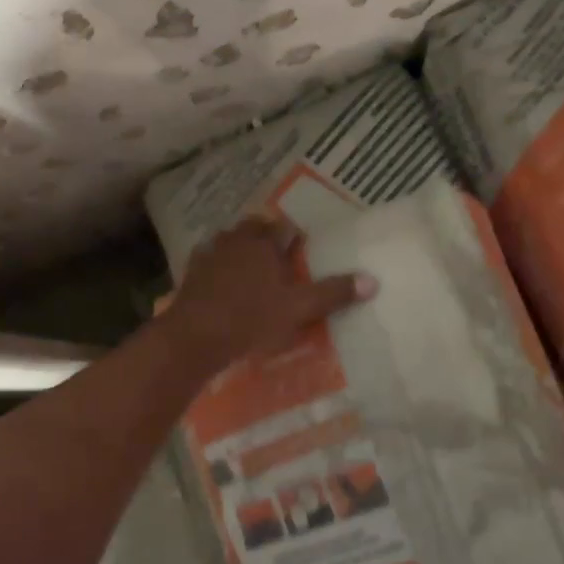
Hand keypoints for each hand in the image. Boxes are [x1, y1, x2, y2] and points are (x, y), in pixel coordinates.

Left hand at [164, 216, 375, 371]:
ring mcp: (209, 254)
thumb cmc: (252, 319)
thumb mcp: (298, 309)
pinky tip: (221, 283)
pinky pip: (207, 261)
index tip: (303, 249)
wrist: (195, 335)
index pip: (285, 228)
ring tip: (251, 269)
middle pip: (254, 228)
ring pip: (229, 241)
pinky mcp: (191, 273)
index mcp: (264, 243)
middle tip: (278, 257)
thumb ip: (333, 293)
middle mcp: (236, 240)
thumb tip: (373, 280)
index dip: (295, 236)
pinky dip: (217, 266)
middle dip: (266, 237)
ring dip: (240, 249)